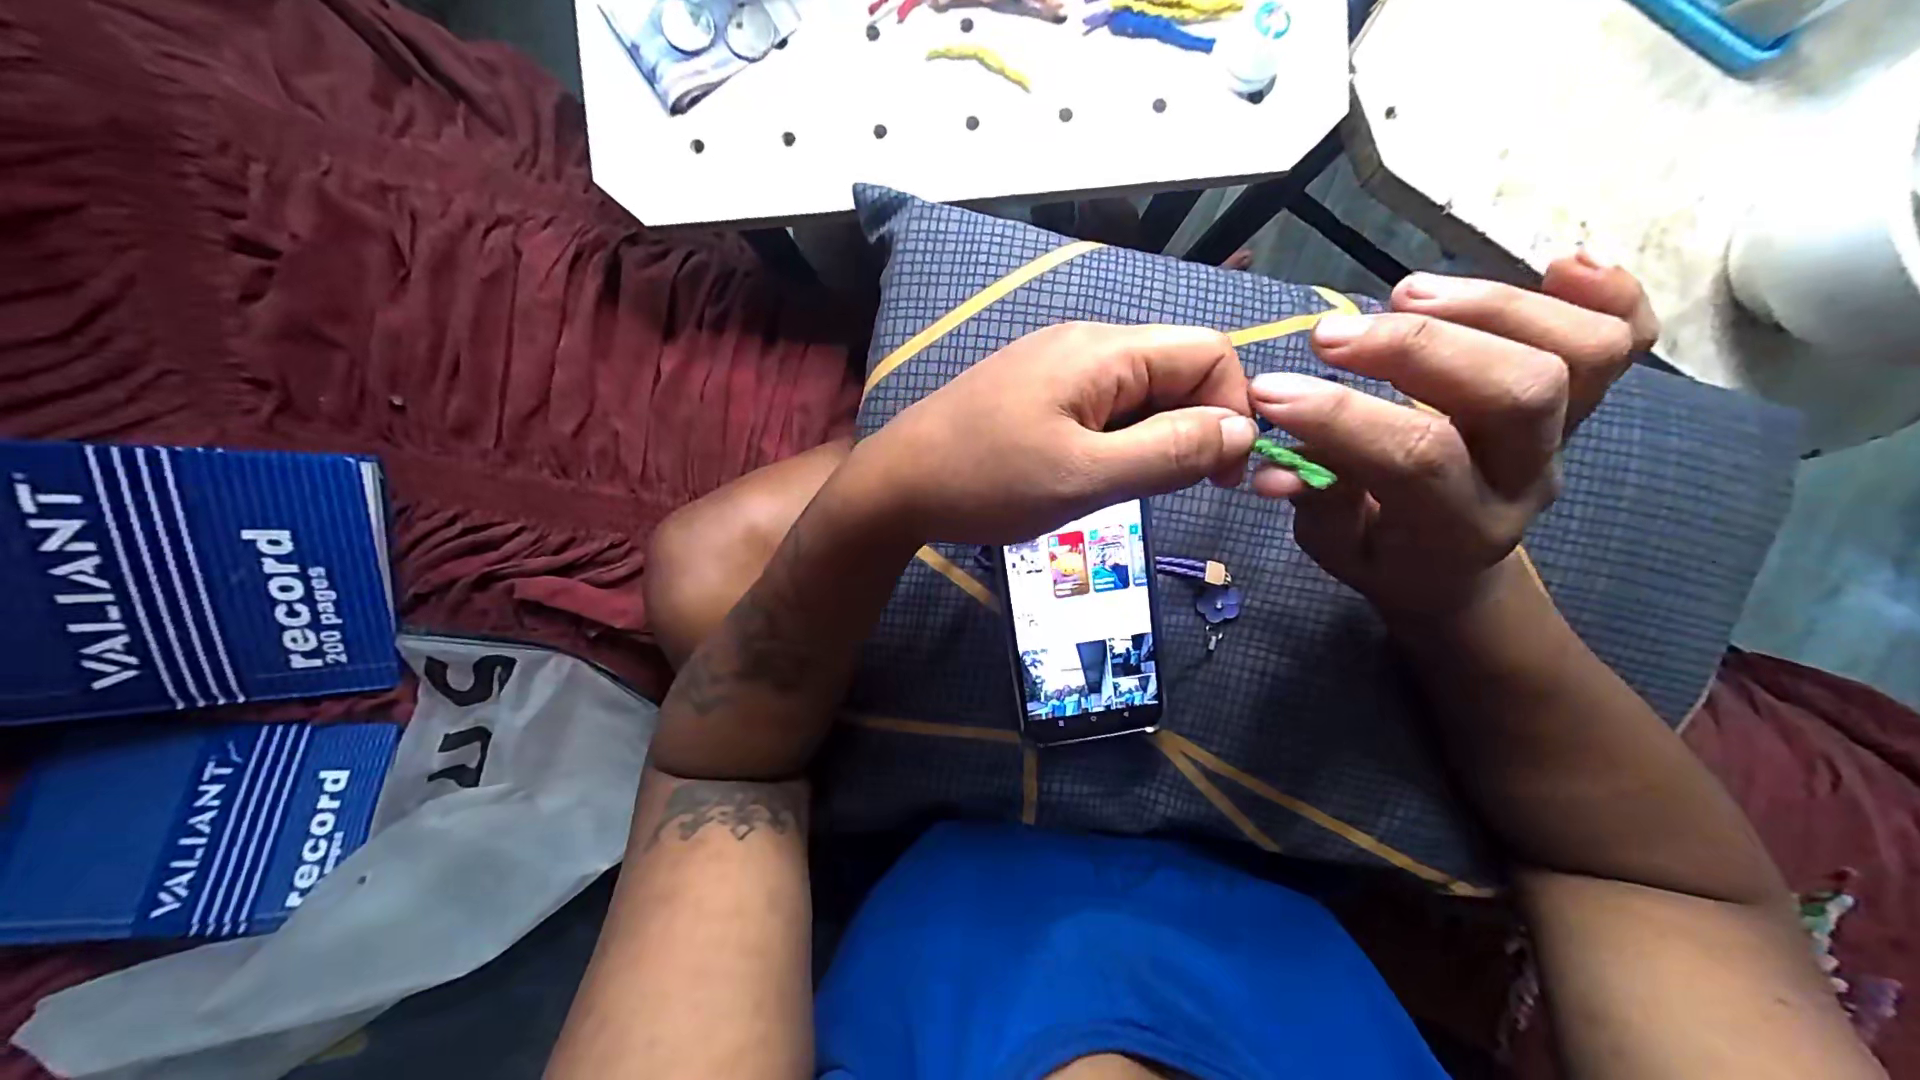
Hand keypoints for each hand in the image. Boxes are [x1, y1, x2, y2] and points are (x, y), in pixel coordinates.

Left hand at [850, 322, 1258, 544]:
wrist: (897, 485)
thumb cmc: (987, 481)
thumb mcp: (1085, 476)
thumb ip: (1169, 452)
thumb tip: (1243, 430)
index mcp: (1102, 350)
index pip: (1208, 351)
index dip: (1232, 408)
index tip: (1223, 475)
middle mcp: (1084, 343)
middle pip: (1175, 368)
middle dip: (1191, 426)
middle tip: (1169, 488)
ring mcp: (1055, 365)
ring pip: (1139, 392)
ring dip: (1153, 437)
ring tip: (1123, 485)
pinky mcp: (1036, 391)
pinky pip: (1102, 406)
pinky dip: (1117, 439)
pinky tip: (1091, 473)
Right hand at [1249, 253, 1659, 619]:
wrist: (1450, 566)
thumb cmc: (1381, 553)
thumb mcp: (1333, 546)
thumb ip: (1316, 504)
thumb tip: (1270, 471)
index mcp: (1456, 528)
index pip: (1415, 459)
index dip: (1341, 416)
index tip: (1269, 389)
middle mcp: (1524, 479)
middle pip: (1514, 392)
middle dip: (1417, 347)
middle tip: (1330, 334)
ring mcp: (1564, 437)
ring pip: (1576, 354)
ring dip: (1489, 307)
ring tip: (1402, 292)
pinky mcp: (1584, 403)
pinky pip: (1628, 341)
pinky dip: (1604, 295)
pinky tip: (1560, 264)